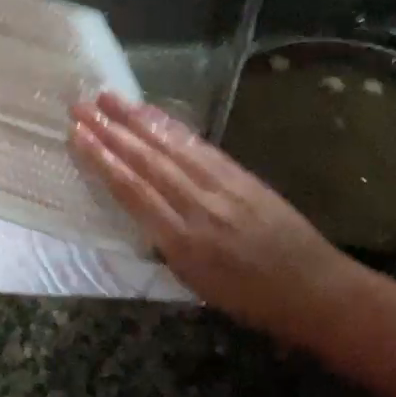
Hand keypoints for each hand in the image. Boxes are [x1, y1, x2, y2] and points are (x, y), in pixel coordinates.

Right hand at [71, 92, 367, 339]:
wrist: (319, 293)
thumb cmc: (249, 299)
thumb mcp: (194, 281)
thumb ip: (162, 241)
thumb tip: (135, 206)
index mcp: (182, 241)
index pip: (132, 191)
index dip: (101, 160)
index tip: (76, 135)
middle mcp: (200, 208)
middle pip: (147, 162)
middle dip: (110, 131)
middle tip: (80, 106)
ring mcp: (224, 189)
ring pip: (172, 148)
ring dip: (136, 120)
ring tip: (108, 97)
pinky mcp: (244, 177)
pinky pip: (201, 148)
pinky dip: (173, 128)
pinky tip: (153, 114)